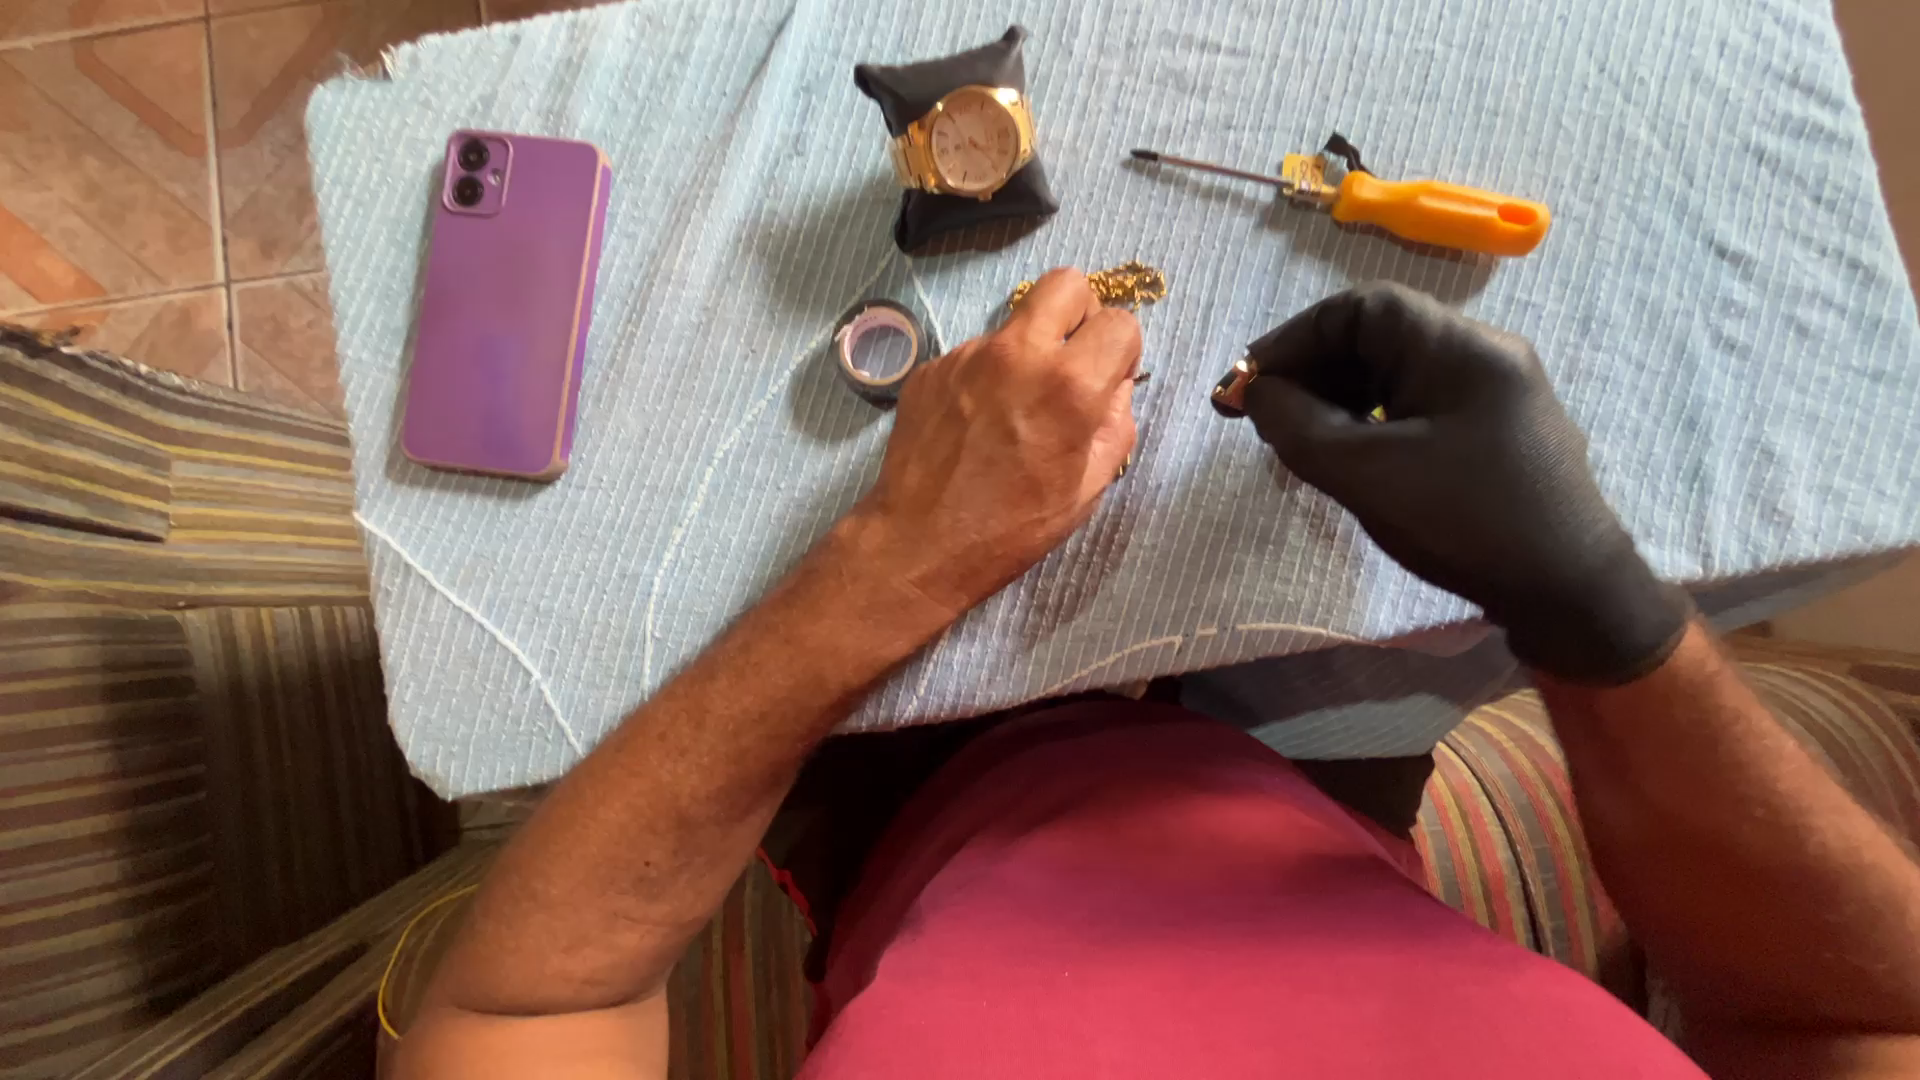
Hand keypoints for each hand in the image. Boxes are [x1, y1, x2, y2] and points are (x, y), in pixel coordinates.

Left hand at [847, 267, 1140, 622]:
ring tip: (1011, 409)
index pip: (1120, 323)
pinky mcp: (931, 367)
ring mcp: (967, 355)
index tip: (1108, 380)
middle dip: (1080, 315)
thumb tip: (1114, 387)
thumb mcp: (1088, 489)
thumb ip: (1115, 425)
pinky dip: (985, 376)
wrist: (921, 542)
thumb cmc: (1013, 528)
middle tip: (1069, 361)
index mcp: (1069, 385)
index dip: (1122, 352)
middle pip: (1067, 283)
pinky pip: (974, 354)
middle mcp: (1019, 353)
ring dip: (1027, 351)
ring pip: (1015, 323)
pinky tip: (973, 423)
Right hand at [1240, 282, 1686, 682]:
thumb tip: (1255, 391)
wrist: (1567, 591)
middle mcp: (1479, 354)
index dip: (1291, 340)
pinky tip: (1341, 453)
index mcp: (1459, 349)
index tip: (1245, 386)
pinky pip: (1407, 403)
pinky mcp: (1485, 427)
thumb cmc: (1464, 524)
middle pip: (1372, 337)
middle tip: (1259, 417)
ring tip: (1294, 439)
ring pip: (1387, 372)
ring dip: (1330, 397)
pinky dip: (1362, 419)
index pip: (1359, 309)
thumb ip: (1296, 424)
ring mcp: (1487, 391)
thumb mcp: (1364, 474)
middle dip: (1307, 371)